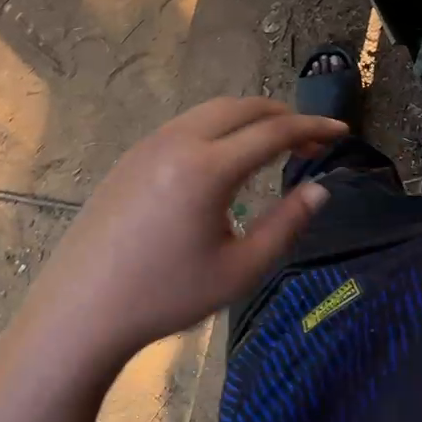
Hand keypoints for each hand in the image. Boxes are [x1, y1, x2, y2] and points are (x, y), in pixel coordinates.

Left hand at [12, 98, 345, 366]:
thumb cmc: (164, 298)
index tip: (342, 131)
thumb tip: (321, 188)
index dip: (314, 127)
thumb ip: (287, 224)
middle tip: (312, 137)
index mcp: (208, 168)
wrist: (78, 314)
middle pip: (244, 107)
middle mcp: (179, 141)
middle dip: (284, 115)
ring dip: (252, 117)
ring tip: (275, 142)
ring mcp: (151, 144)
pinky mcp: (132, 155)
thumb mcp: (240, 271)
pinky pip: (189, 123)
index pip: (275, 131)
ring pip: (214, 111)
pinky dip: (221, 126)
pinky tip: (227, 157)